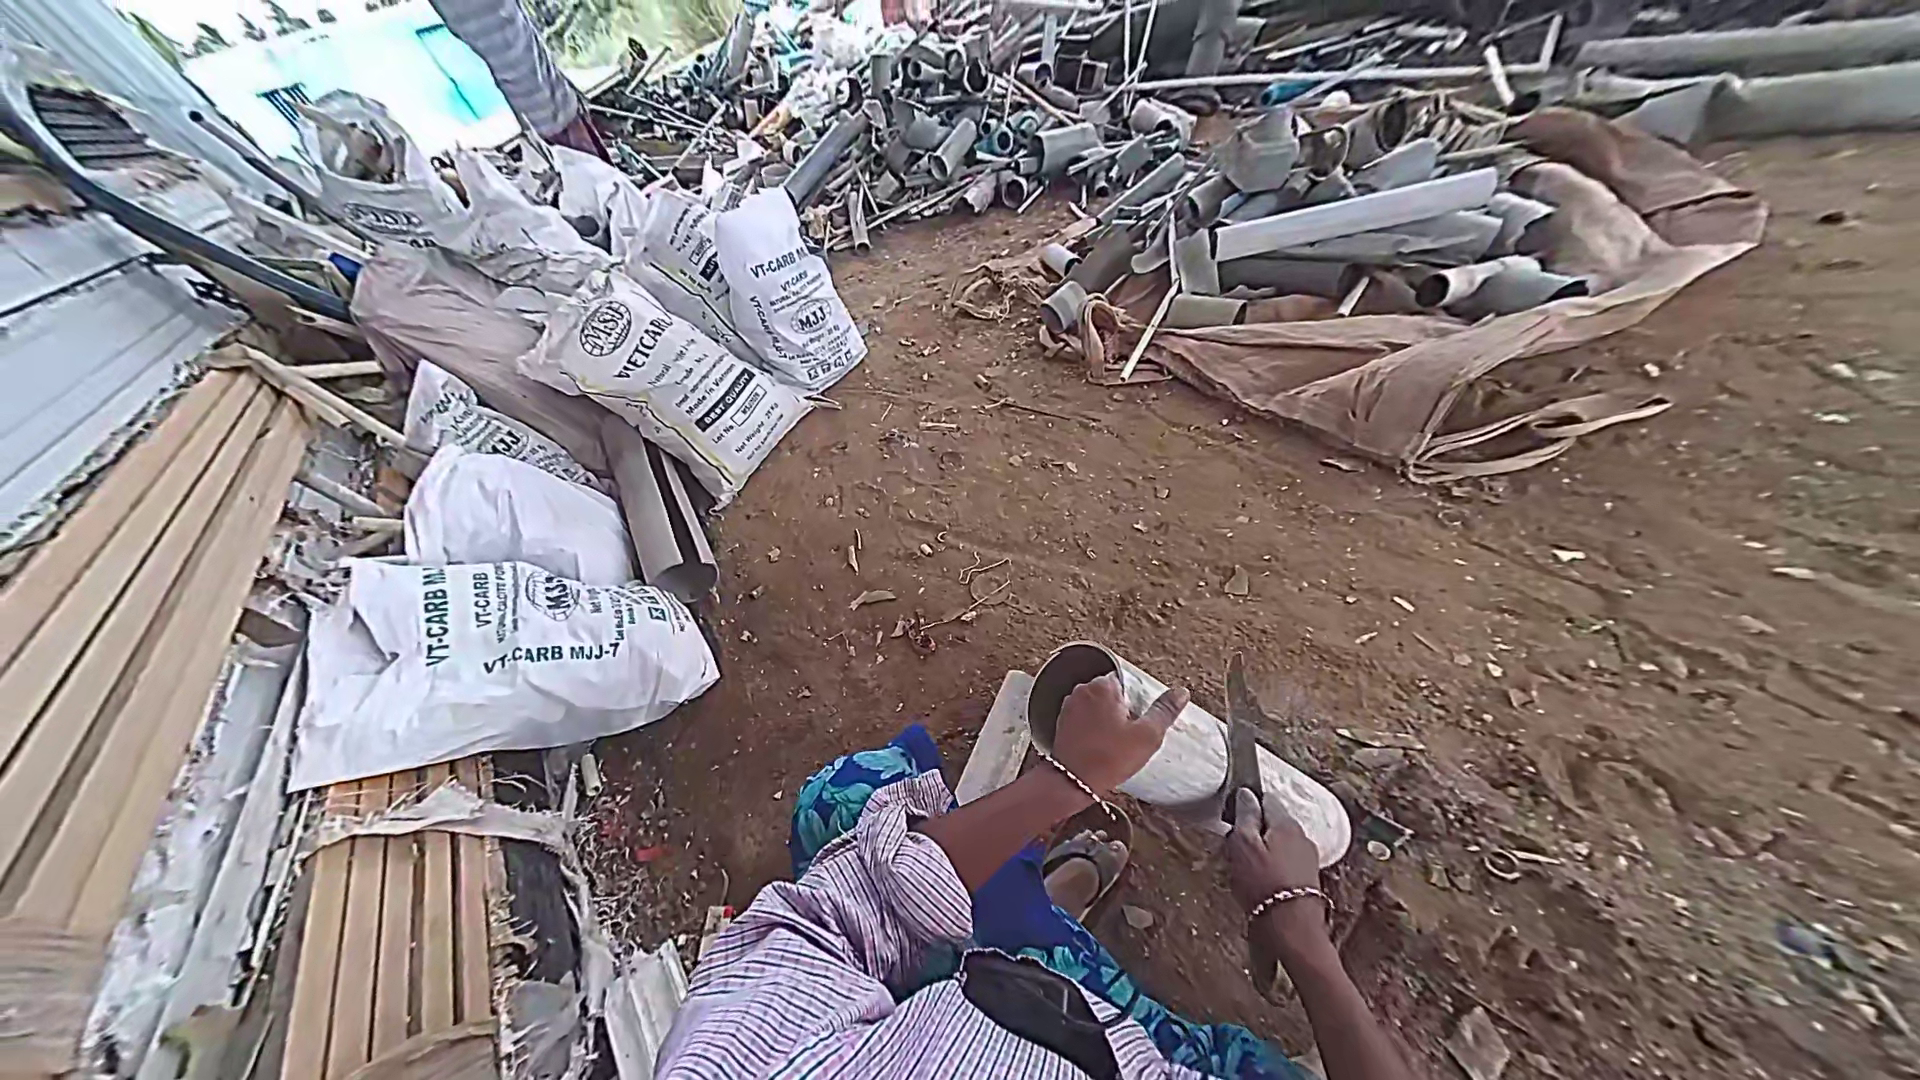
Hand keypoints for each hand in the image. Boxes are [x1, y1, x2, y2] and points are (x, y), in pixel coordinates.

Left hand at [1051, 674, 1187, 794]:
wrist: (1073, 781)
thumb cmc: (1109, 758)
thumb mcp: (1147, 735)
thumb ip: (1164, 710)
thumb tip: (1181, 692)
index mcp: (1103, 686)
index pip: (1127, 681)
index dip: (1138, 701)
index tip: (1140, 720)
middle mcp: (1083, 690)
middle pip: (1112, 693)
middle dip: (1123, 710)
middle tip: (1130, 734)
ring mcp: (1070, 705)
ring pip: (1098, 705)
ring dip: (1108, 718)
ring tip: (1115, 742)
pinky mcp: (1063, 720)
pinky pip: (1085, 717)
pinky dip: (1094, 727)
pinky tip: (1102, 744)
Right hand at [1225, 788, 1323, 914]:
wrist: (1292, 931)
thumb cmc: (1263, 885)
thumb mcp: (1242, 843)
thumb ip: (1245, 815)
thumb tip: (1246, 793)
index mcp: (1287, 823)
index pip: (1265, 798)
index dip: (1246, 805)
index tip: (1232, 820)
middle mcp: (1302, 837)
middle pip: (1271, 822)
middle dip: (1253, 830)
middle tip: (1235, 847)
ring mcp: (1308, 859)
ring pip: (1277, 843)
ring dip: (1261, 850)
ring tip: (1245, 868)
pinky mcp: (1308, 880)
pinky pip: (1284, 862)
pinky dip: (1271, 866)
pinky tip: (1259, 882)